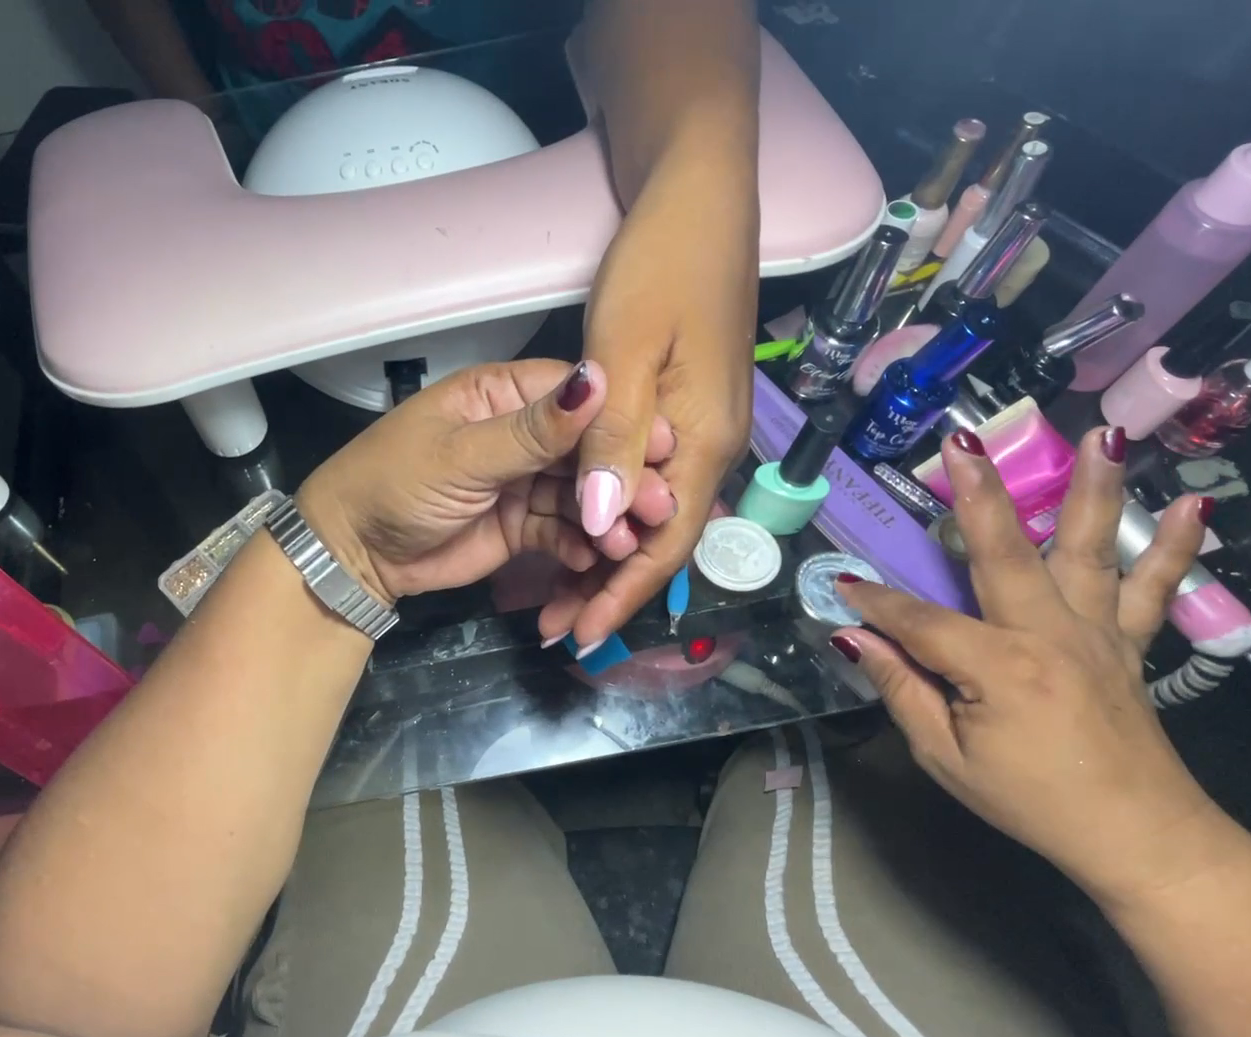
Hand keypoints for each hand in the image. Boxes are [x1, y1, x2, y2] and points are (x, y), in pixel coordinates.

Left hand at [298, 359, 675, 609]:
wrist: (354, 554)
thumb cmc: (394, 485)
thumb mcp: (460, 455)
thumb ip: (531, 430)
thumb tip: (598, 379)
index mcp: (503, 395)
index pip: (576, 397)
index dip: (618, 423)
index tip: (661, 449)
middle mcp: (522, 433)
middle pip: (587, 450)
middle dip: (619, 480)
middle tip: (654, 508)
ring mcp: (523, 481)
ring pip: (581, 495)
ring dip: (604, 519)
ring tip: (623, 543)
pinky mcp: (522, 525)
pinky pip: (563, 531)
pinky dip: (580, 546)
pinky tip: (594, 560)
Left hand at [559, 138, 758, 647]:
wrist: (690, 192)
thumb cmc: (660, 263)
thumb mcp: (626, 347)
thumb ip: (603, 436)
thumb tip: (609, 521)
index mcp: (696, 430)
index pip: (663, 533)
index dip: (624, 587)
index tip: (585, 631)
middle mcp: (691, 441)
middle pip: (648, 535)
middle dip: (606, 586)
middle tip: (561, 630)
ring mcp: (668, 428)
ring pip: (630, 518)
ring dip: (594, 564)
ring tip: (554, 611)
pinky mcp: (649, 411)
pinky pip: (619, 484)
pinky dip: (593, 520)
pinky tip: (562, 552)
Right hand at [830, 427, 1223, 902]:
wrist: (1140, 837)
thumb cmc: (1030, 801)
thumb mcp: (944, 756)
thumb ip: (900, 688)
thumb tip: (852, 636)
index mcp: (999, 666)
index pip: (918, 618)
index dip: (873, 602)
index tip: (839, 587)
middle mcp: (1051, 635)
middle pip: (1005, 553)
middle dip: (977, 495)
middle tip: (961, 442)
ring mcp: (1097, 634)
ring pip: (1091, 551)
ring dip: (1093, 491)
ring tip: (1099, 437)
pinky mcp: (1128, 644)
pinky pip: (1153, 589)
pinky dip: (1174, 547)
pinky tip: (1192, 505)